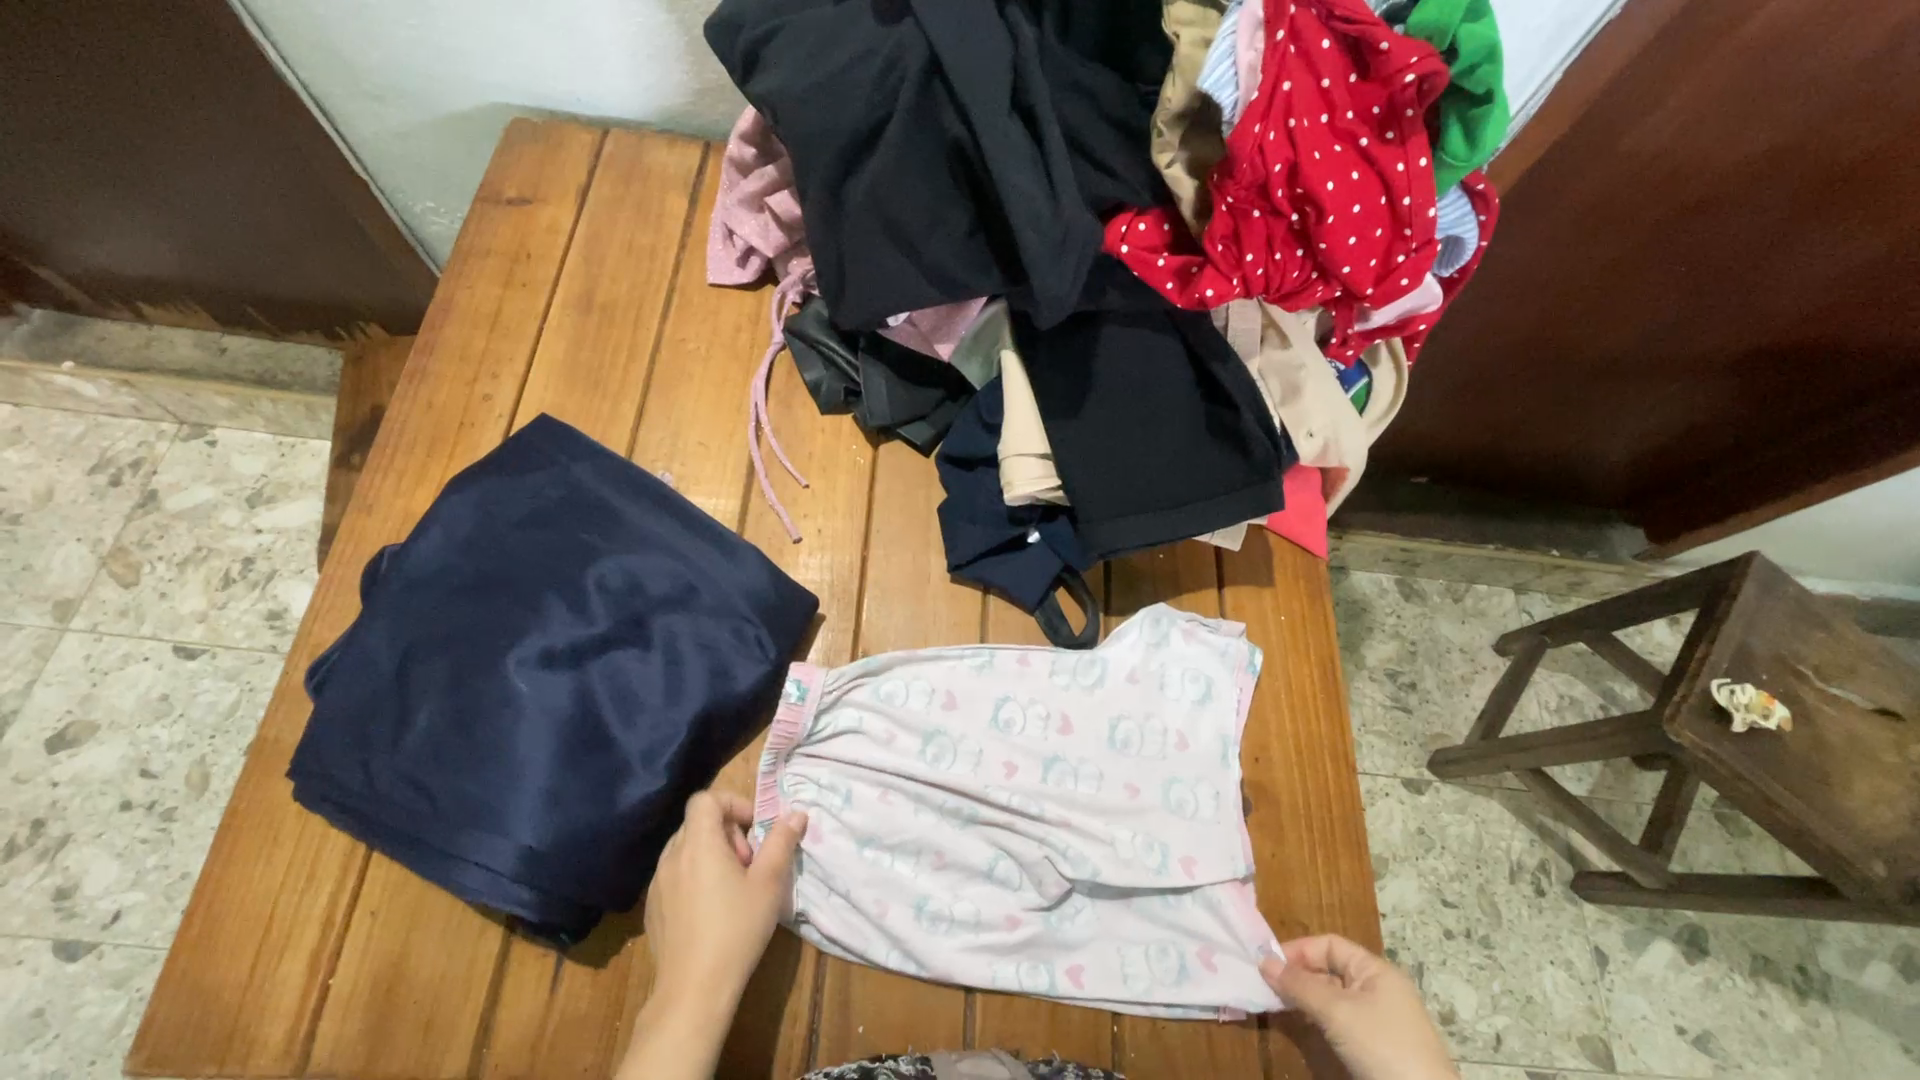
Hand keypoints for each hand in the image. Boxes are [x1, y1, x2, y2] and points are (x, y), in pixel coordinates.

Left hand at [619, 792, 805, 1079]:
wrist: (694, 988)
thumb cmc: (737, 929)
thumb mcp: (769, 883)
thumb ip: (781, 842)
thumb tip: (795, 814)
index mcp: (699, 844)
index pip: (706, 799)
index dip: (732, 804)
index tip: (754, 830)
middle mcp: (672, 856)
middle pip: (697, 824)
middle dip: (727, 833)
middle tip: (749, 863)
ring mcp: (657, 883)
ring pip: (685, 850)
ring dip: (710, 855)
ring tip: (732, 888)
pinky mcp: (652, 907)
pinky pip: (674, 875)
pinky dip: (694, 877)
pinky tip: (710, 910)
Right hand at [1262, 934, 1456, 1079]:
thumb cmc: (1382, 1047)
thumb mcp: (1337, 1012)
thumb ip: (1299, 985)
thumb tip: (1263, 962)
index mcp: (1375, 971)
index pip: (1330, 945)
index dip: (1298, 950)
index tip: (1267, 964)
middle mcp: (1378, 989)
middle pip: (1329, 969)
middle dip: (1297, 974)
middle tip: (1265, 985)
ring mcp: (1378, 1019)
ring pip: (1332, 996)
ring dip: (1305, 997)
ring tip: (1275, 1003)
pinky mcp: (1374, 1045)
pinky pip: (1339, 1020)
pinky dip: (1317, 1017)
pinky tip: (1300, 1024)